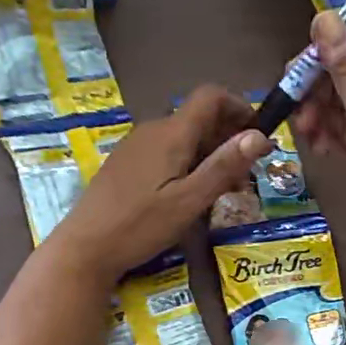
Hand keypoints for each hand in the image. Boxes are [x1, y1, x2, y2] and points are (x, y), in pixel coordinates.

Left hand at [47, 86, 271, 281]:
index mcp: (171, 133)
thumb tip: (260, 135)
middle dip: (228, 139)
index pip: (210, 97)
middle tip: (246, 176)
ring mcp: (135, 146)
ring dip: (209, 155)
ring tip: (222, 191)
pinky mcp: (125, 164)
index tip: (257, 134)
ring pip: (183, 138)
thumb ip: (224, 166)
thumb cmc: (141, 225)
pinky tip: (188, 195)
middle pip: (199, 119)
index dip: (239, 106)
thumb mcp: (189, 201)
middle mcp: (153, 130)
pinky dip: (187, 164)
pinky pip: (165, 152)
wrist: (85, 248)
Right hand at [292, 9, 345, 223]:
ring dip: (315, 106)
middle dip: (317, 74)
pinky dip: (324, 128)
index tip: (313, 34)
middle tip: (293, 91)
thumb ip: (344, 64)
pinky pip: (337, 118)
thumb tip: (324, 17)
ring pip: (336, 89)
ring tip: (305, 130)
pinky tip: (316, 146)